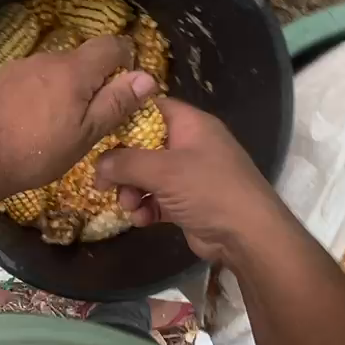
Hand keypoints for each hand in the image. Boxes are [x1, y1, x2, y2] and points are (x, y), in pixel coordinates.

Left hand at [0, 36, 157, 197]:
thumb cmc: (38, 152)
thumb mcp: (86, 135)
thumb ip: (116, 103)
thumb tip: (146, 77)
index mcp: (74, 69)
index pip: (111, 45)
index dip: (124, 62)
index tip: (121, 90)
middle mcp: (47, 58)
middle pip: (81, 59)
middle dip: (91, 82)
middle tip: (87, 118)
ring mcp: (20, 66)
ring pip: (54, 70)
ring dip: (62, 89)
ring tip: (54, 124)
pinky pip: (30, 79)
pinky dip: (37, 94)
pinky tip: (28, 121)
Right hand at [94, 98, 295, 263]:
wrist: (246, 235)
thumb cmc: (208, 190)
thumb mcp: (164, 171)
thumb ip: (125, 162)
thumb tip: (98, 164)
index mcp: (191, 125)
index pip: (152, 109)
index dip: (124, 118)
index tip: (100, 135)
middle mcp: (190, 145)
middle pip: (143, 146)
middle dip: (123, 166)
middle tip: (104, 182)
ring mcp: (189, 175)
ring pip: (146, 176)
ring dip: (131, 191)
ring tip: (129, 206)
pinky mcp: (187, 202)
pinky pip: (155, 199)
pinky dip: (145, 208)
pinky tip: (142, 220)